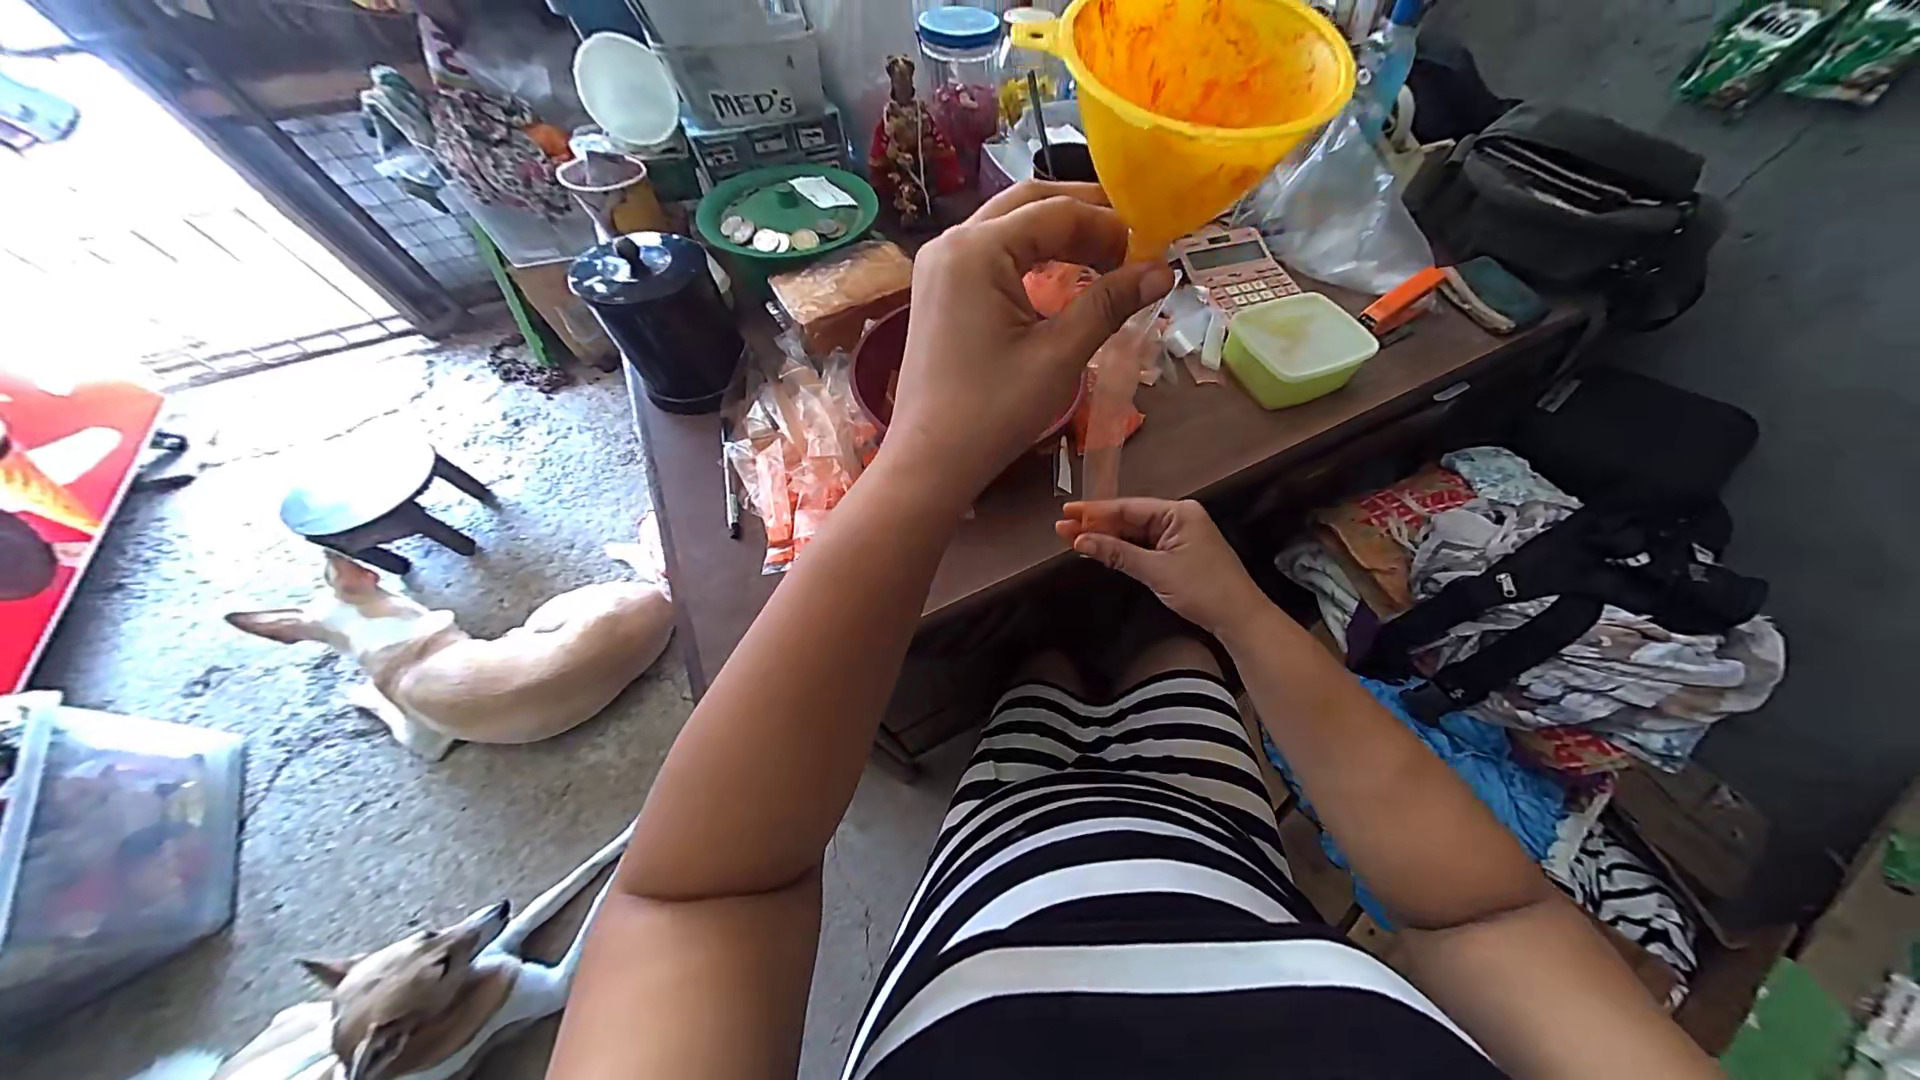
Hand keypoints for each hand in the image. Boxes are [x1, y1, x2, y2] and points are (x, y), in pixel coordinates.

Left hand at [883, 182, 1174, 501]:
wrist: (930, 461)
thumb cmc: (992, 412)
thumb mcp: (1058, 355)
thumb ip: (1109, 303)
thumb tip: (1163, 271)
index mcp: (975, 249)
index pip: (1055, 212)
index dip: (1108, 225)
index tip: (1148, 249)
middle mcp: (949, 244)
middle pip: (1027, 205)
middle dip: (1082, 217)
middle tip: (1128, 242)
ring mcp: (937, 268)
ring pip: (1006, 228)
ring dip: (1054, 234)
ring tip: (1101, 257)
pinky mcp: (936, 292)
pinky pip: (988, 256)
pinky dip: (1026, 258)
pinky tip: (1056, 278)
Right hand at [1056, 498, 1275, 638]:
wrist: (1239, 618)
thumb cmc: (1206, 590)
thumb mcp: (1156, 570)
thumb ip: (1116, 553)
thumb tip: (1081, 541)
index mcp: (1179, 512)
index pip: (1128, 507)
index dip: (1095, 511)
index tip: (1067, 512)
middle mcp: (1178, 517)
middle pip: (1128, 517)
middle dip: (1095, 524)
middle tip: (1062, 527)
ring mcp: (1177, 535)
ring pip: (1133, 532)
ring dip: (1105, 537)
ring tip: (1072, 537)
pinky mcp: (1176, 552)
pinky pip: (1142, 545)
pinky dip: (1121, 549)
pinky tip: (1098, 549)